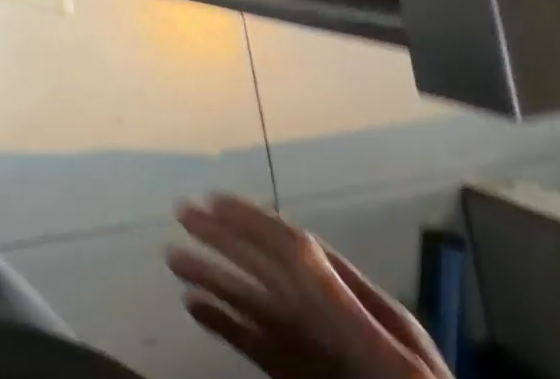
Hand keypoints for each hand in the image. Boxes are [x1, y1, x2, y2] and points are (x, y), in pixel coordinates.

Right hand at [166, 194, 452, 378]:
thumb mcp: (387, 359)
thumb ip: (340, 304)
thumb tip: (295, 245)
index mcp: (365, 310)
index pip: (300, 252)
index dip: (255, 222)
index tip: (211, 199)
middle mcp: (336, 323)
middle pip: (271, 271)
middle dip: (225, 240)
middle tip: (180, 212)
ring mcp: (317, 353)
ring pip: (255, 306)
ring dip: (214, 278)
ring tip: (172, 258)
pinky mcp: (298, 378)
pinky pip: (254, 345)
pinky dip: (223, 324)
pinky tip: (193, 307)